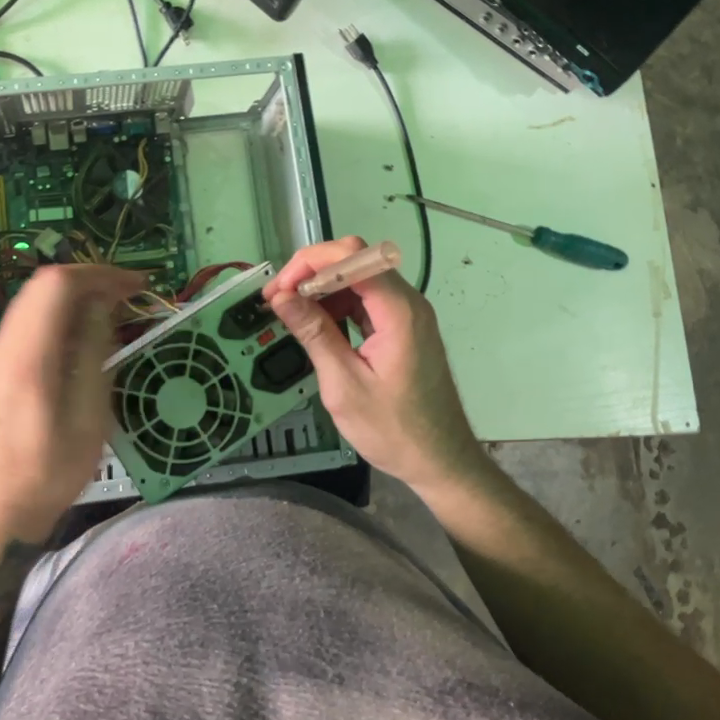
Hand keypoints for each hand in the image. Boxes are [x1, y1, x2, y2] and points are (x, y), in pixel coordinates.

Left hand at [0, 264, 144, 539]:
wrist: (10, 502)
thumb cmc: (54, 468)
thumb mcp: (89, 414)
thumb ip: (94, 353)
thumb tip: (103, 306)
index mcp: (28, 356)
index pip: (58, 285)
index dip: (99, 275)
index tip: (136, 286)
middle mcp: (7, 344)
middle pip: (44, 283)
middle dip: (90, 278)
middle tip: (130, 293)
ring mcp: (0, 351)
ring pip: (37, 295)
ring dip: (77, 290)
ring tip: (115, 304)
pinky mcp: (3, 361)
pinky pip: (32, 315)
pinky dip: (63, 308)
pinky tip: (88, 325)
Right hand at [265, 236, 478, 494]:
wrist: (442, 462)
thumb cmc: (394, 430)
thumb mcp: (344, 385)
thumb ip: (314, 334)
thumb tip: (281, 297)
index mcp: (398, 312)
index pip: (351, 257)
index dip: (309, 264)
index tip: (278, 292)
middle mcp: (407, 302)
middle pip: (354, 259)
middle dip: (311, 272)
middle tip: (278, 300)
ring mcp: (407, 313)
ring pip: (358, 276)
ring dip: (321, 287)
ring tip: (289, 311)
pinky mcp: (402, 327)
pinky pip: (366, 299)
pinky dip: (336, 303)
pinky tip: (314, 323)